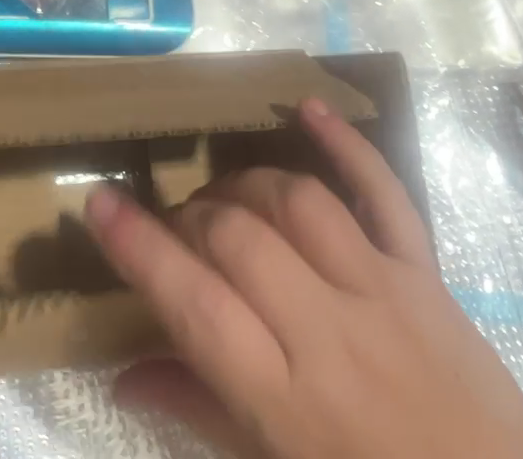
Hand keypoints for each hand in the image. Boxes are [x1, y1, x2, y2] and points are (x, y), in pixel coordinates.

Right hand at [84, 98, 522, 458]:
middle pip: (239, 238)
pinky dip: (346, 144)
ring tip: (224, 198)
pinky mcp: (425, 274)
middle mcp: (328, 334)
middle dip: (190, 217)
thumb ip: (196, 412)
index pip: (193, 304)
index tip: (97, 200)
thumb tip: (122, 374)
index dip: (137, 247)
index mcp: (282, 399)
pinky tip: (308, 110)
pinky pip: (385, 193)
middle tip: (176, 228)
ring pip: (298, 202)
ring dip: (246, 184)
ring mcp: (382, 293)